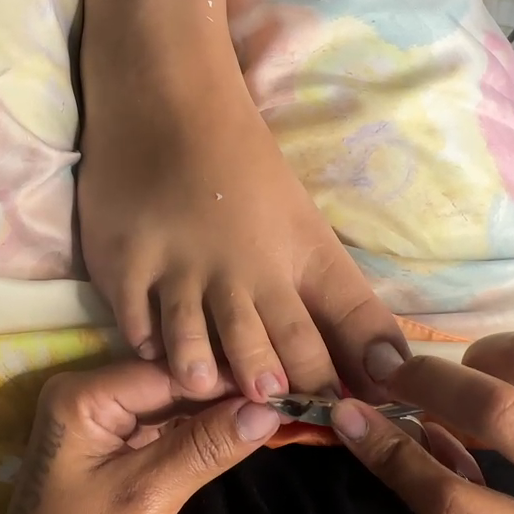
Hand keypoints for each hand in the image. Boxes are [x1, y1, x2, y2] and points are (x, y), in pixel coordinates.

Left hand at [0, 360, 281, 513]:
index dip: (223, 375)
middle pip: (167, 383)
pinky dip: (200, 432)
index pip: (165, 371)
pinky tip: (242, 426)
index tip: (280, 377)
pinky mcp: (114, 450)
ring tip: (276, 401)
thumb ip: (203, 448)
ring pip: (170, 405)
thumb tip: (267, 410)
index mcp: (81, 395)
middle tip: (285, 389)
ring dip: (217, 410)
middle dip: (223, 390)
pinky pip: (163, 429)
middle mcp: (88, 396)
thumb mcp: (145, 500)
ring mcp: (100, 423)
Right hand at [77, 26, 408, 402]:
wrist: (166, 102)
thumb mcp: (305, 222)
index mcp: (295, 258)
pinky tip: (156, 349)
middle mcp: (240, 274)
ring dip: (209, 378)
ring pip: (197, 356)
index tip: (348, 412)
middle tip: (276, 406)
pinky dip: (149, 348)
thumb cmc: (241, 158)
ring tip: (213, 387)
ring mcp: (177, 273)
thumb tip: (389, 365)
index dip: (346, 385)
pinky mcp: (124, 267)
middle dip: (280, 393)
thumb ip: (342, 298)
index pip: (334, 343)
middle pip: (268, 360)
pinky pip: (138, 331)